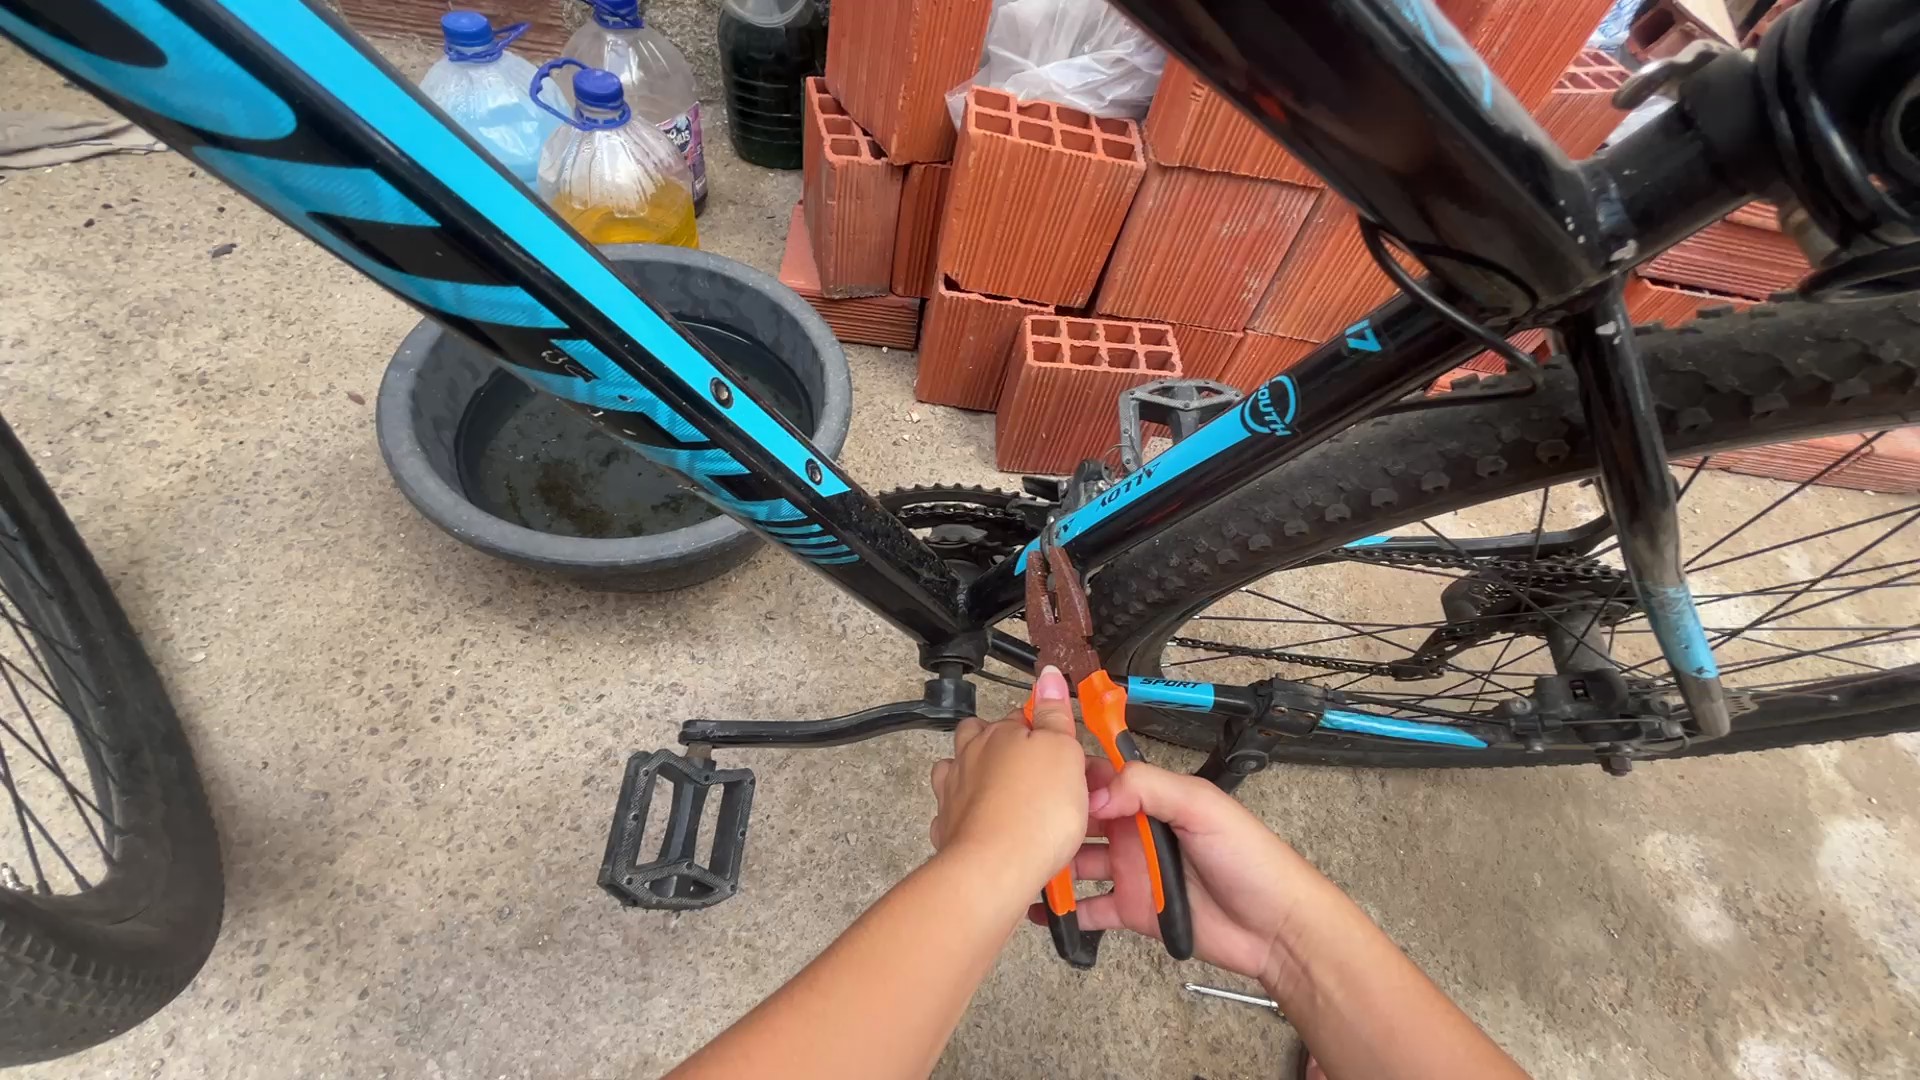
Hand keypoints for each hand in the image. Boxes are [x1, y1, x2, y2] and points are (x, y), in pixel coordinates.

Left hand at [928, 666, 1088, 889]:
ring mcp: (954, 791)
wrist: (995, 868)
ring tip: (1004, 792)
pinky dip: (965, 815)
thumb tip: (1048, 674)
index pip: (1019, 715)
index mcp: (999, 734)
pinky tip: (984, 825)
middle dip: (997, 742)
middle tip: (1029, 764)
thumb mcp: (1063, 751)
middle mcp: (971, 756)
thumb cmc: (1033, 812)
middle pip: (978, 735)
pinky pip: (951, 812)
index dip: (1041, 727)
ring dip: (974, 774)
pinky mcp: (949, 827)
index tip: (1059, 743)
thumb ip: (1054, 712)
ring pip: (957, 769)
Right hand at [1048, 760, 1327, 985]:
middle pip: (1081, 819)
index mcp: (1150, 796)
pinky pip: (1089, 908)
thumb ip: (1147, 786)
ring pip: (1078, 861)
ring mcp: (1130, 870)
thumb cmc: (1250, 858)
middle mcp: (1134, 829)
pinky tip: (1037, 910)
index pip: (1101, 776)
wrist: (1277, 929)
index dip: (1070, 775)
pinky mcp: (1131, 910)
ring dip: (1051, 863)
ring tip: (1022, 864)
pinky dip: (1064, 910)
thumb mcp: (1201, 805)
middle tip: (1018, 824)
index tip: (1036, 775)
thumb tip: (1094, 794)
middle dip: (1050, 819)